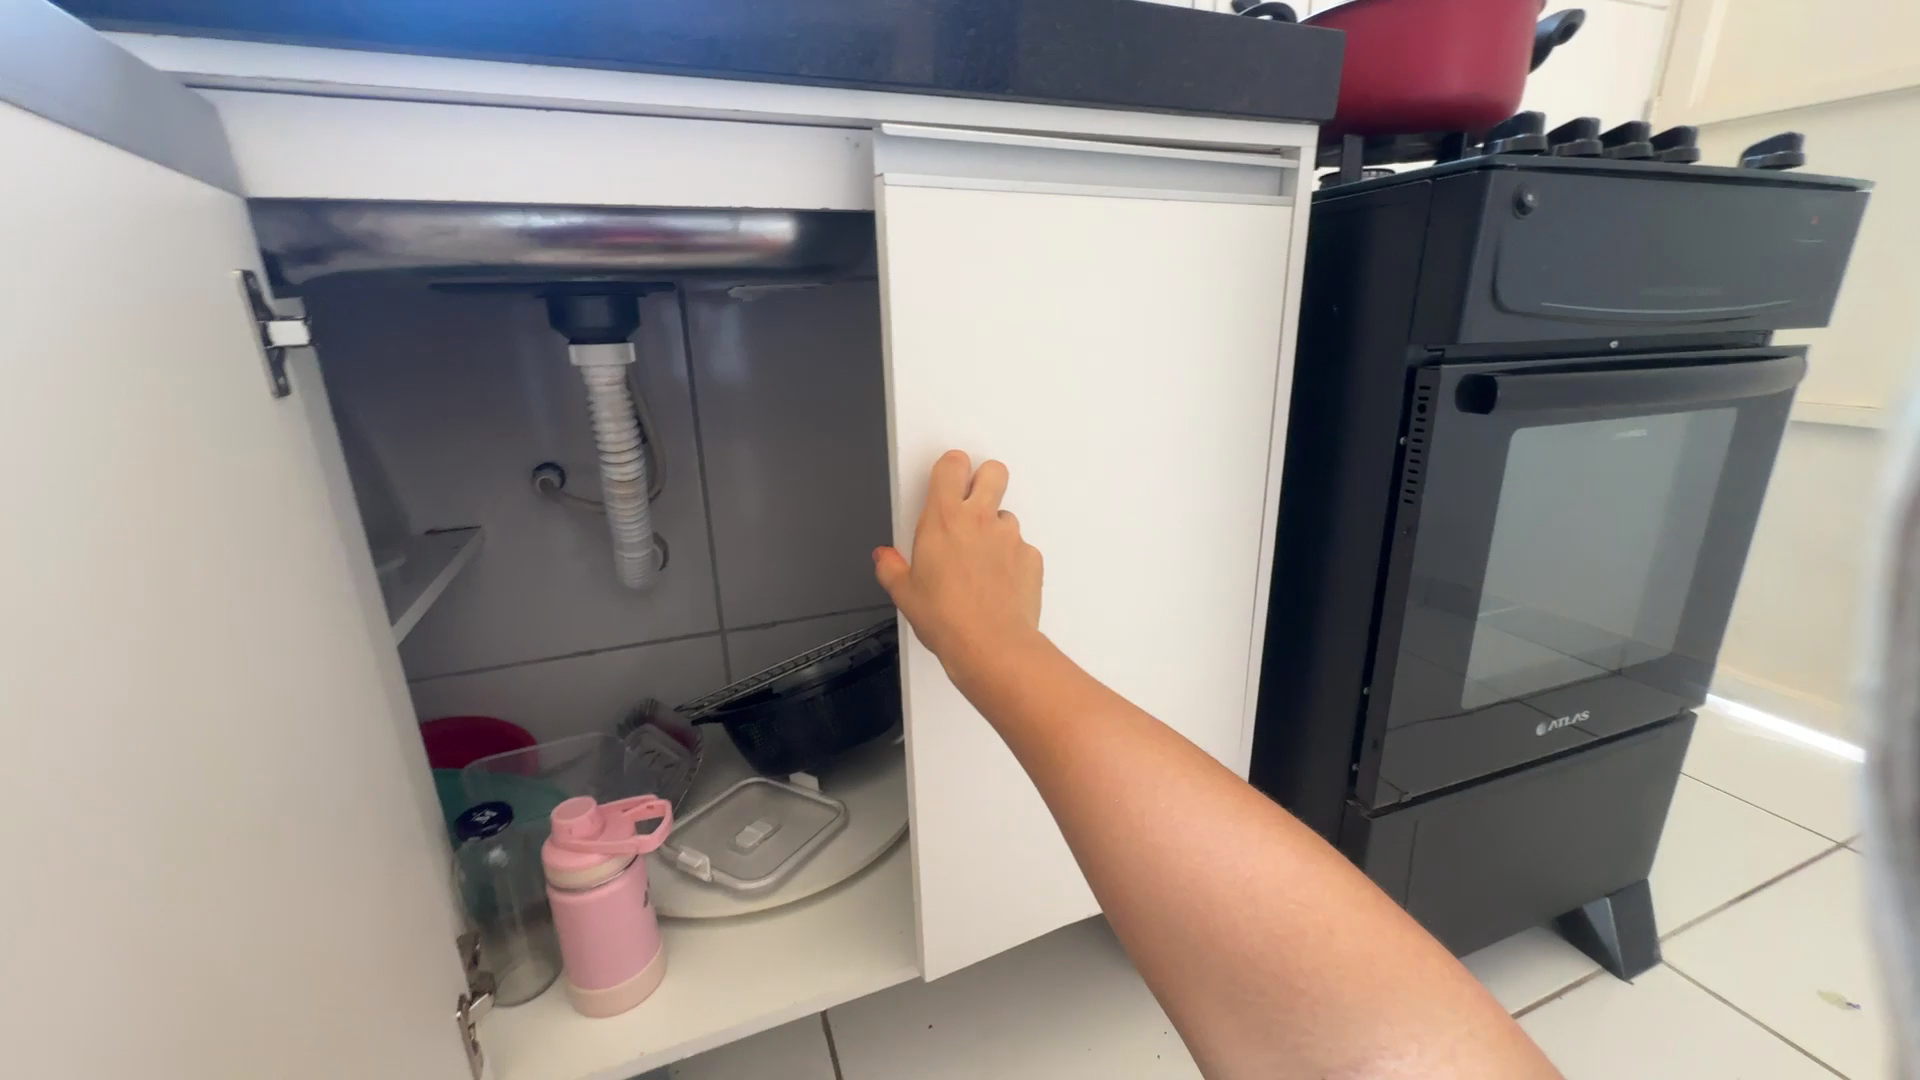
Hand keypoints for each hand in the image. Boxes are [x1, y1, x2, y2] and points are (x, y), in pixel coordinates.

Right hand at [874, 451, 1044, 680]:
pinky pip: (1022, 548)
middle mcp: (979, 519)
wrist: (990, 646)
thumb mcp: (905, 594)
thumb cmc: (947, 619)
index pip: (952, 465)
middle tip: (973, 503)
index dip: (951, 468)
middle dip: (985, 480)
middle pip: (993, 471)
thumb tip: (885, 559)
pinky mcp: (1031, 557)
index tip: (947, 480)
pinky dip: (1012, 560)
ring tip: (981, 563)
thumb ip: (891, 568)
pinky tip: (998, 584)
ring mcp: (1009, 536)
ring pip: (1006, 515)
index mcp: (943, 519)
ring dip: (995, 530)